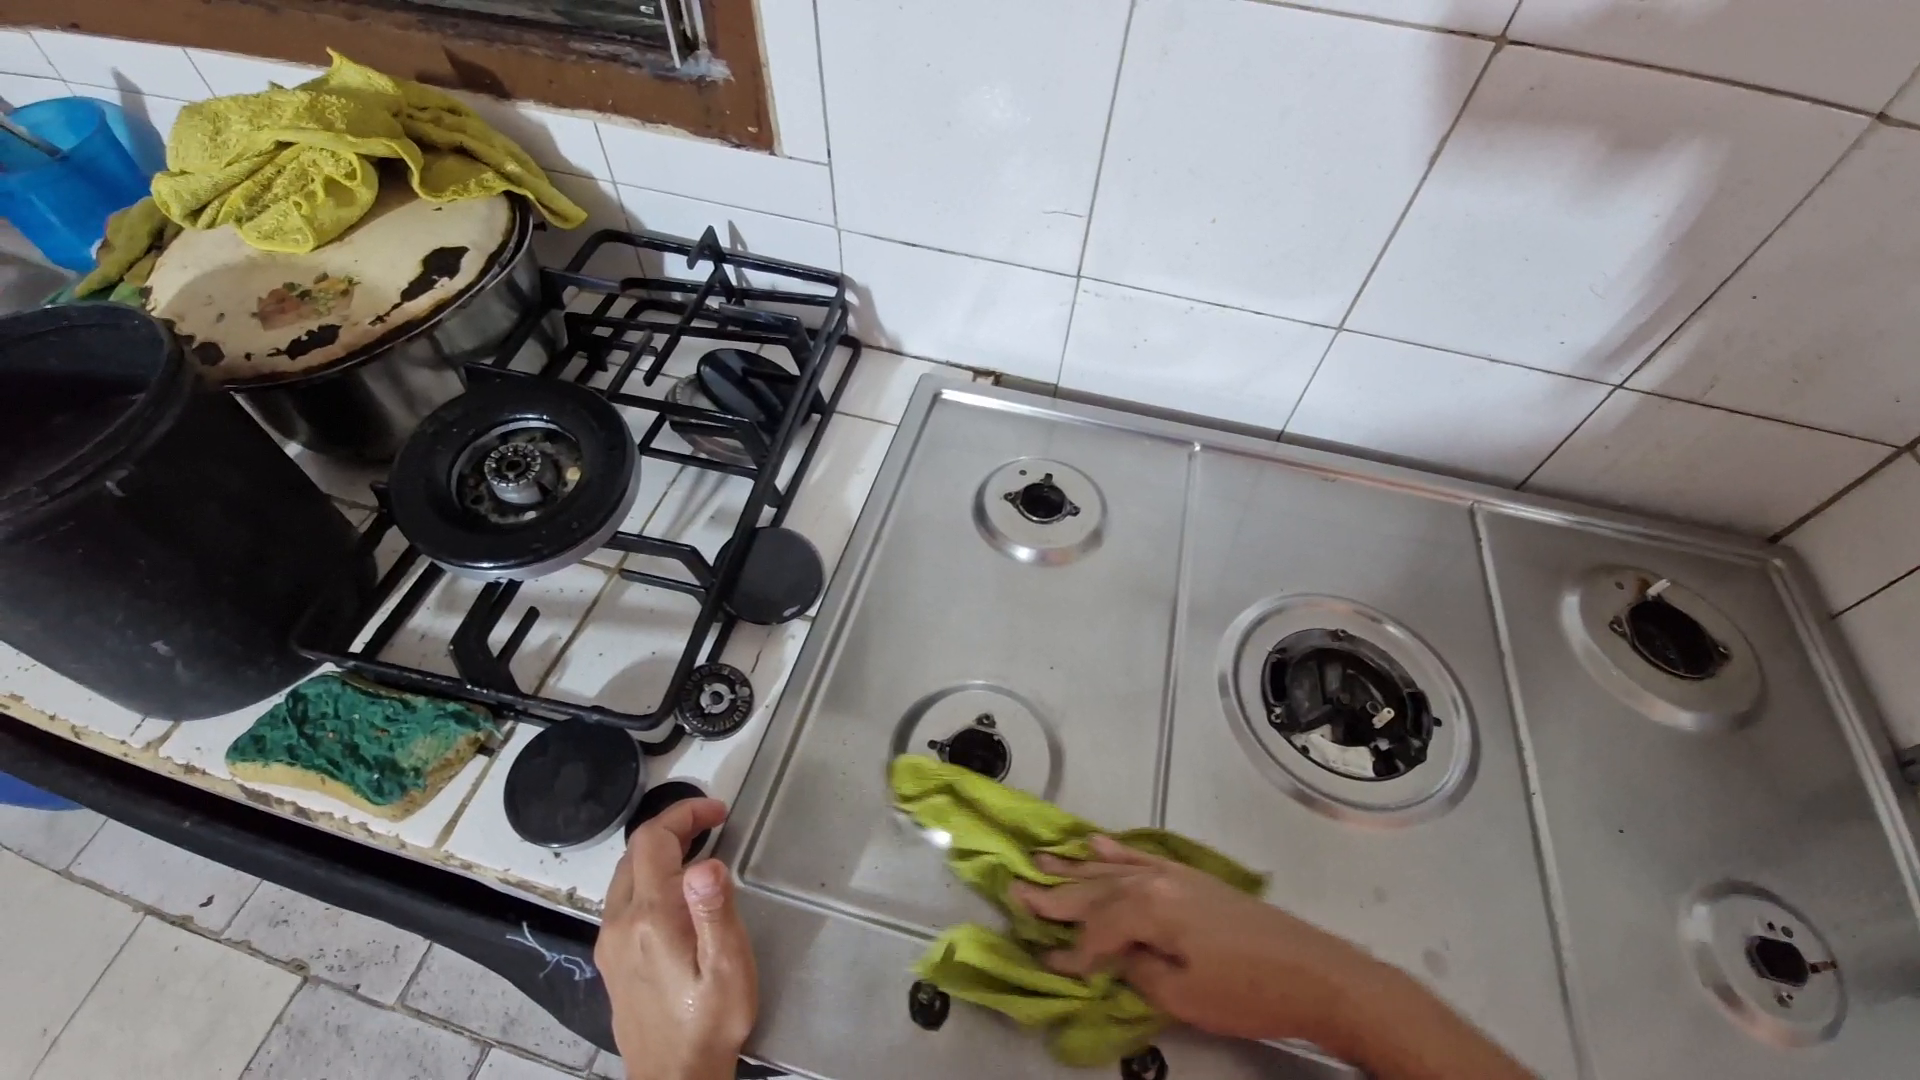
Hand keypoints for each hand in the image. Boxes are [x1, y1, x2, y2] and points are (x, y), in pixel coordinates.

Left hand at [596, 798, 756, 1079]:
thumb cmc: (710, 1021)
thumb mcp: (728, 966)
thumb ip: (715, 910)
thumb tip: (707, 863)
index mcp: (650, 917)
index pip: (654, 839)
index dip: (684, 812)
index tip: (718, 811)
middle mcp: (620, 922)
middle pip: (635, 851)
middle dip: (673, 825)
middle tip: (713, 823)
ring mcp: (610, 941)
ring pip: (625, 873)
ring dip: (659, 848)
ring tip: (700, 846)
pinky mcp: (611, 958)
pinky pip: (624, 897)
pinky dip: (650, 874)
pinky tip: (677, 890)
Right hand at [1009, 834, 1370, 1043]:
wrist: (1317, 972)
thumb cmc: (1248, 992)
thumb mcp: (1183, 997)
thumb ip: (1135, 970)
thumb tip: (1107, 958)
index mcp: (1150, 907)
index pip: (1095, 928)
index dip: (1071, 950)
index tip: (1046, 961)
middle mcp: (1156, 880)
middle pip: (1095, 888)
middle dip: (1055, 894)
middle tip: (1014, 891)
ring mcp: (1175, 874)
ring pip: (1112, 867)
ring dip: (1075, 866)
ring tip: (1039, 860)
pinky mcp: (1192, 877)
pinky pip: (1142, 858)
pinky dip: (1116, 852)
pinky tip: (1096, 843)